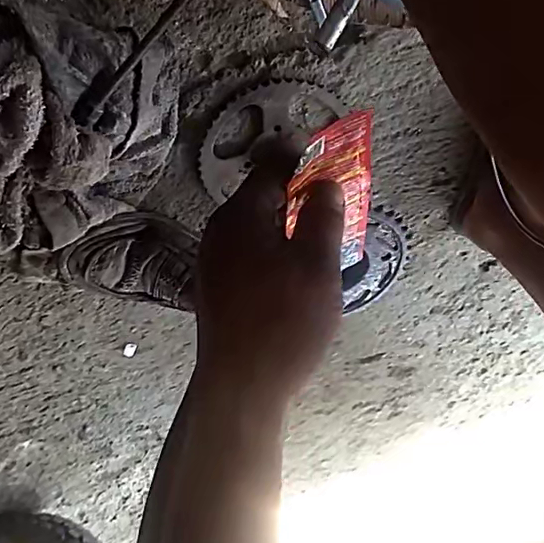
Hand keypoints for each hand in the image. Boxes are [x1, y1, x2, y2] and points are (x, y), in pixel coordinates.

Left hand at [193, 145, 345, 393]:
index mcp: (241, 215)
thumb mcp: (317, 265)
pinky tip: (291, 271)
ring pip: (254, 226)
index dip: (301, 156)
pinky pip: (247, 251)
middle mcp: (219, 231)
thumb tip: (324, 183)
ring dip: (285, 223)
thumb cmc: (284, 322)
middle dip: (296, 192)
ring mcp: (212, 260)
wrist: (240, 385)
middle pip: (260, 196)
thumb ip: (322, 217)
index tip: (328, 159)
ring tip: (317, 237)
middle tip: (331, 202)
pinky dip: (271, 247)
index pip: (271, 165)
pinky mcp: (215, 287)